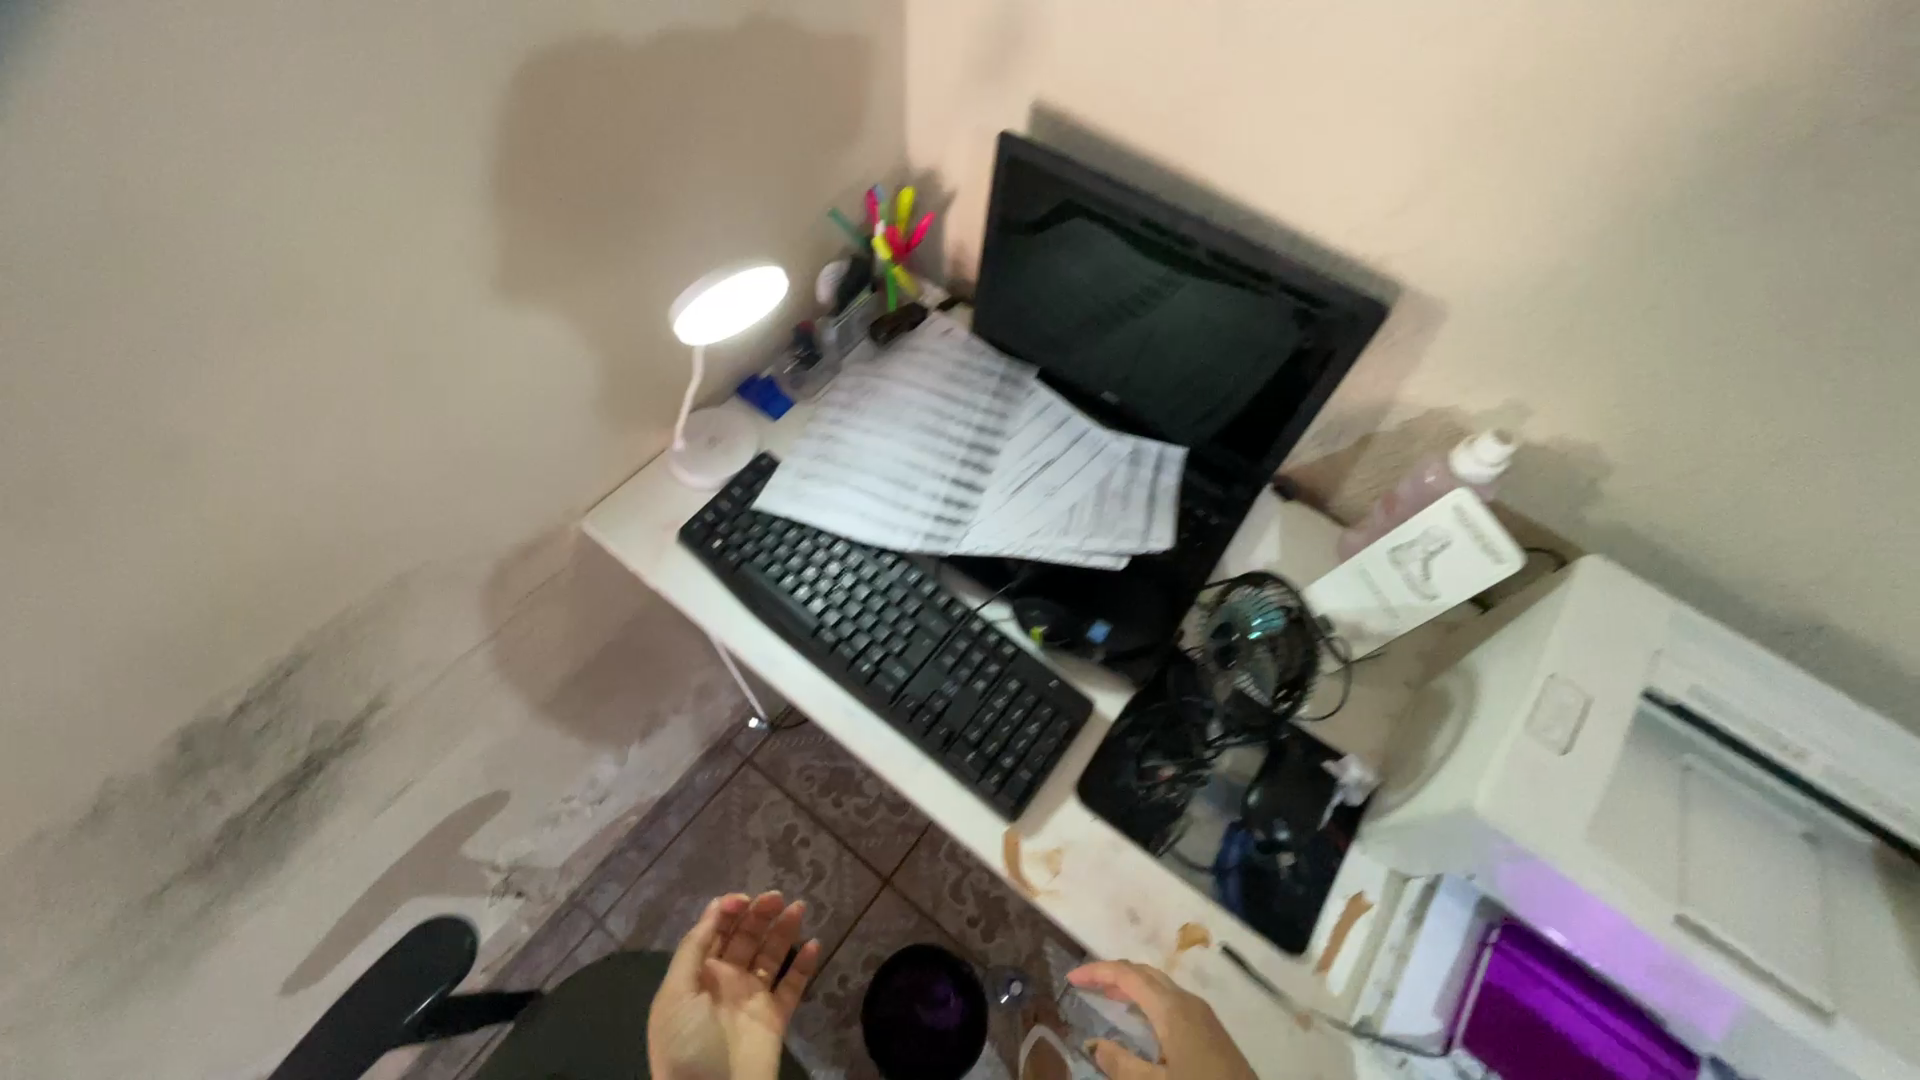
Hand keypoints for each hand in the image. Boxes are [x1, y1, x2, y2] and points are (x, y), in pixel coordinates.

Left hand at [646, 890, 822, 1079]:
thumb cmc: (686, 1047)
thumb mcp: (674, 996)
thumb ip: (693, 949)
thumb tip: (715, 908)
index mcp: (697, 977)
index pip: (714, 933)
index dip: (727, 911)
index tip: (743, 899)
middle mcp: (725, 983)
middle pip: (745, 939)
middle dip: (758, 915)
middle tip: (776, 897)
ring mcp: (752, 1000)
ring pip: (771, 956)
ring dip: (783, 930)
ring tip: (799, 908)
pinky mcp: (775, 1018)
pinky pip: (792, 986)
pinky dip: (804, 965)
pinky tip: (814, 944)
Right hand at [1067, 960, 1256, 1079]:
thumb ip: (1122, 1066)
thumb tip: (1094, 1043)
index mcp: (1171, 1010)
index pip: (1127, 975)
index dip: (1097, 972)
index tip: (1071, 978)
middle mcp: (1187, 1002)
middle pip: (1144, 973)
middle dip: (1113, 973)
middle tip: (1086, 985)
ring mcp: (1203, 1014)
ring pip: (1160, 984)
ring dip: (1131, 984)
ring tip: (1107, 996)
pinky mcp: (1211, 1029)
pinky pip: (1172, 998)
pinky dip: (1148, 997)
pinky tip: (1141, 1018)